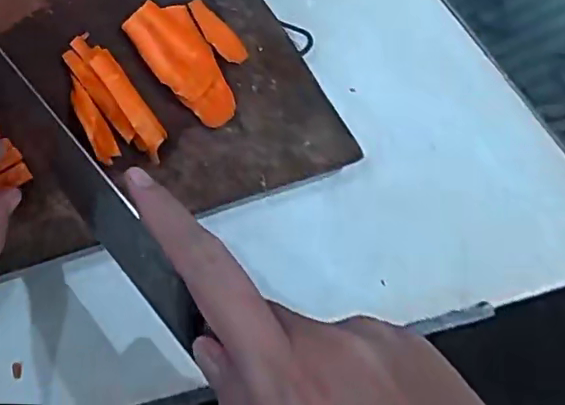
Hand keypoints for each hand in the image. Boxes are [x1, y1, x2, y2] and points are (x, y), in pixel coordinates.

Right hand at [124, 168, 483, 404]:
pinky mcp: (424, 351)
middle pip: (275, 324)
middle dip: (273, 355)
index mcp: (289, 374)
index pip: (212, 274)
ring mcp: (384, 343)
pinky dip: (368, 379)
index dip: (170, 223)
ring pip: (327, 343)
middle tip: (290, 403)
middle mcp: (334, 342)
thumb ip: (243, 394)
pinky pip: (372, 353)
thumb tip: (211, 346)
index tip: (139, 183)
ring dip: (328, 374)